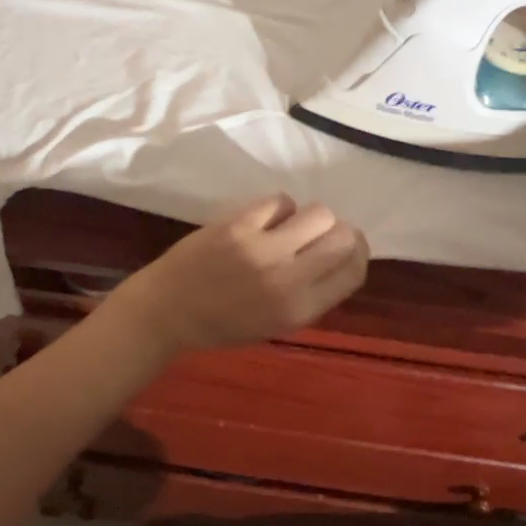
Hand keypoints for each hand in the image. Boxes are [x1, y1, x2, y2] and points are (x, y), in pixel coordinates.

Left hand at [106, 195, 369, 355]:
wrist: (168, 311)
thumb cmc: (223, 324)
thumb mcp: (276, 324)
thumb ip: (311, 294)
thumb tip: (341, 256)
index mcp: (299, 310)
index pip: (354, 271)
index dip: (357, 254)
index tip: (347, 248)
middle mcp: (288, 279)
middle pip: (344, 238)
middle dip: (339, 231)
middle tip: (320, 234)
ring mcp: (263, 248)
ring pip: (318, 212)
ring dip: (309, 216)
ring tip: (290, 226)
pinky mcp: (238, 224)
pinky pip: (280, 200)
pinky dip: (279, 207)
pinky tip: (265, 219)